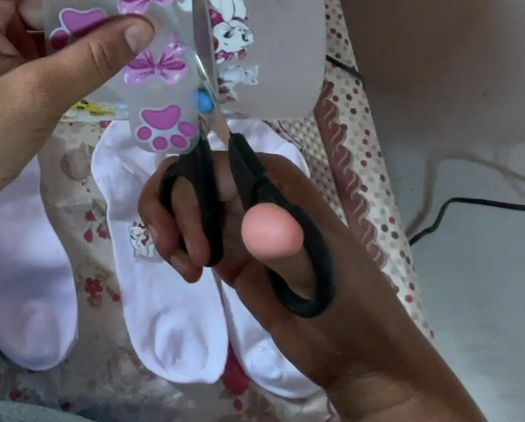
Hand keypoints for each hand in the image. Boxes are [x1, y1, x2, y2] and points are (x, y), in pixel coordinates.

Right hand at [142, 153, 484, 421]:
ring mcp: (235, 221)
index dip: (192, 189)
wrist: (360, 362)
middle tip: (176, 250)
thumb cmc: (351, 311)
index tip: (195, 237)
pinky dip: (173, 244)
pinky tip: (188, 273)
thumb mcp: (323, 279)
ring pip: (179, 198)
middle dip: (170, 206)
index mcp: (276, 184)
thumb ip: (287, 248)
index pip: (214, 161)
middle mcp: (249, 192)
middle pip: (188, 174)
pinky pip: (184, 231)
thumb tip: (254, 220)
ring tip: (181, 265)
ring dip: (164, 222)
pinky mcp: (225, 251)